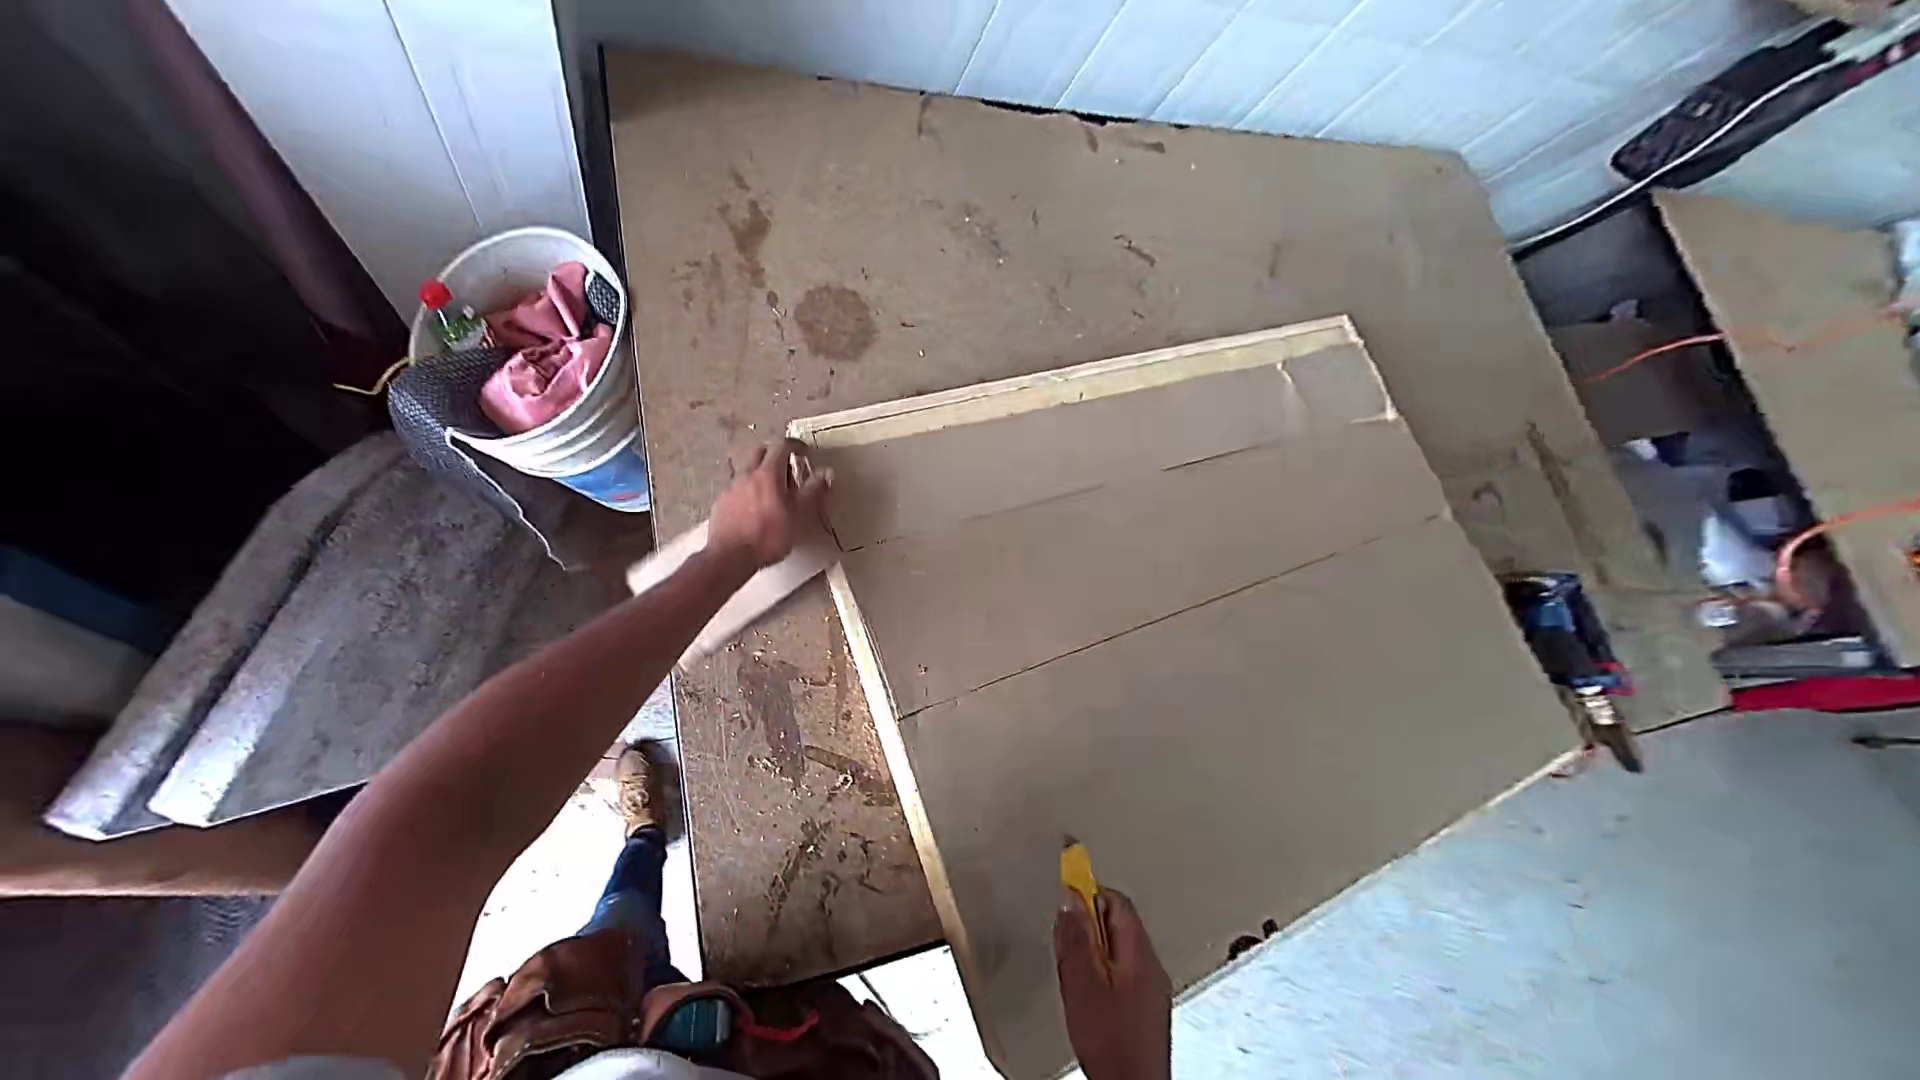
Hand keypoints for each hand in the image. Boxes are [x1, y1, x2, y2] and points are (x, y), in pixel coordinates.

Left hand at [708, 439, 830, 568]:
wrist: (731, 557)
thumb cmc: (767, 537)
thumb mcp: (799, 515)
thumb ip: (812, 491)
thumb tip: (826, 474)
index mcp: (768, 474)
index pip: (781, 446)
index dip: (795, 445)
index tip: (803, 451)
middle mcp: (747, 475)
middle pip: (760, 451)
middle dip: (775, 453)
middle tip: (788, 466)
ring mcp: (731, 488)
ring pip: (746, 468)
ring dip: (760, 470)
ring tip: (773, 488)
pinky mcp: (722, 503)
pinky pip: (736, 487)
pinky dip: (748, 488)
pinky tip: (755, 506)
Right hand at [1054, 887, 1171, 1079]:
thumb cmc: (1110, 1044)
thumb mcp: (1082, 984)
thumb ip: (1075, 938)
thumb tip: (1070, 897)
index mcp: (1139, 953)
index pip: (1117, 901)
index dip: (1090, 893)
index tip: (1067, 894)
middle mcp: (1151, 965)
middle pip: (1118, 923)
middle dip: (1088, 925)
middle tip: (1066, 943)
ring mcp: (1151, 988)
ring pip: (1117, 948)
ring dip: (1093, 950)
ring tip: (1074, 973)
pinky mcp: (1144, 1007)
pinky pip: (1120, 971)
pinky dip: (1100, 971)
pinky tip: (1086, 994)